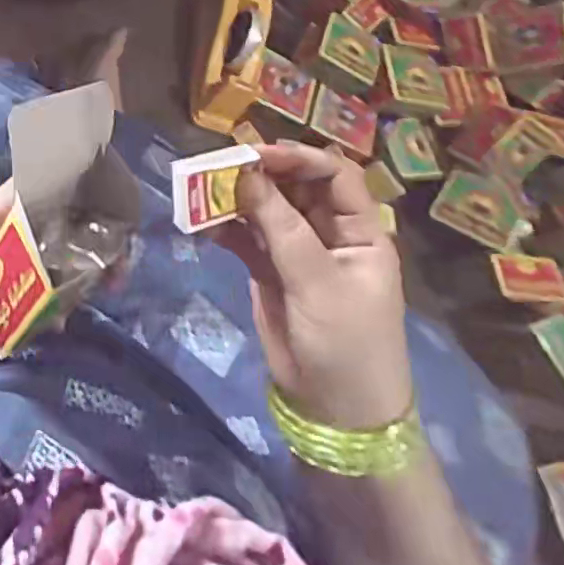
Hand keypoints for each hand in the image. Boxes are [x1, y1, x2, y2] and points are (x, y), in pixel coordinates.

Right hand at [219, 142, 412, 429]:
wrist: (335, 409)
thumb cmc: (346, 342)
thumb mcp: (319, 282)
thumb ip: (282, 227)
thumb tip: (246, 175)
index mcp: (360, 230)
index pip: (333, 175)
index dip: (298, 159)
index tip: (256, 154)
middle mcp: (328, 232)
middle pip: (294, 187)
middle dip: (260, 174)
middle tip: (219, 167)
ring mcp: (296, 251)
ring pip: (265, 210)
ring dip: (237, 199)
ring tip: (203, 190)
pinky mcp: (269, 270)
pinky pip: (246, 238)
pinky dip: (225, 228)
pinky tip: (204, 224)